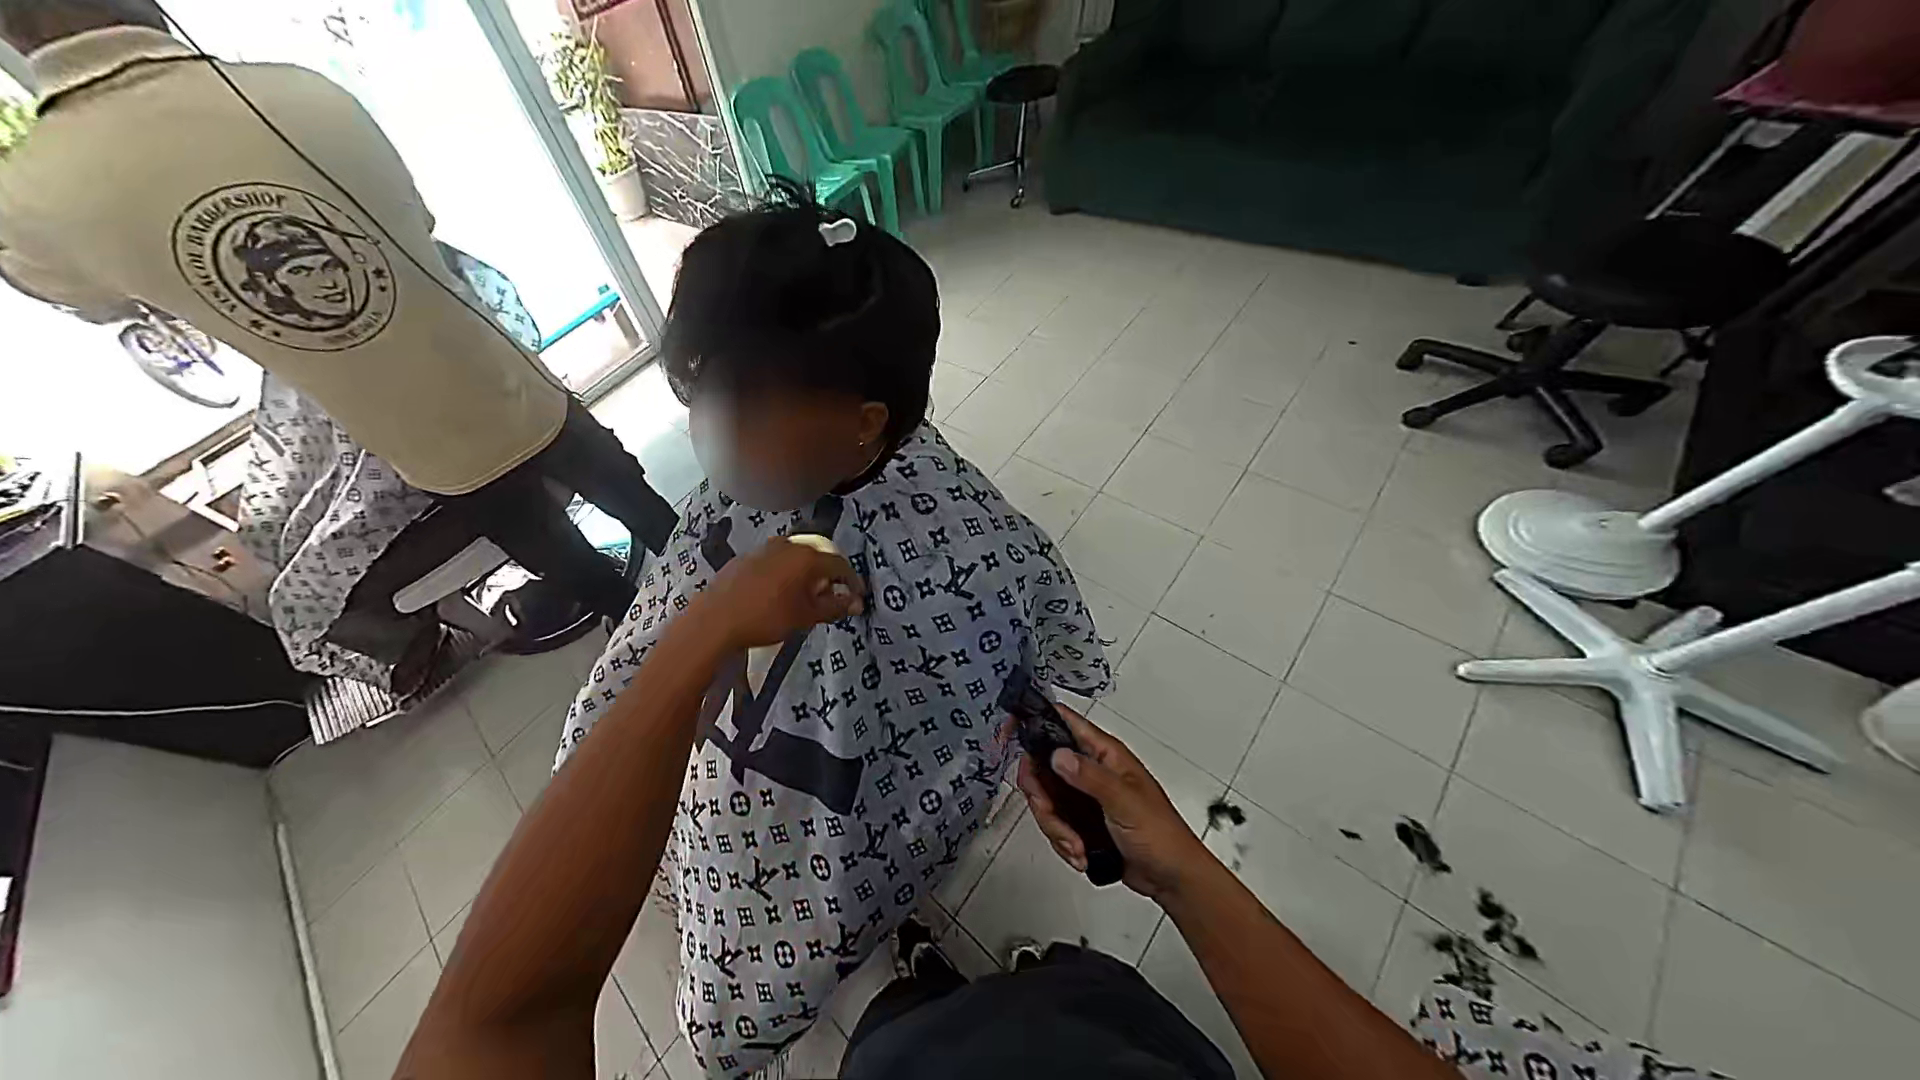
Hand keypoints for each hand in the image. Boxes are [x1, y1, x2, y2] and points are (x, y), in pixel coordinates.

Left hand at [687, 536, 865, 650]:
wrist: (715, 620)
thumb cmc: (766, 618)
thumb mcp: (806, 616)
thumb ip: (835, 607)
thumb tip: (855, 603)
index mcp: (807, 557)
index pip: (840, 565)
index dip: (852, 582)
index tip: (857, 598)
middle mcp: (788, 545)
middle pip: (818, 556)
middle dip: (828, 576)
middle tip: (830, 598)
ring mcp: (764, 549)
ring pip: (795, 557)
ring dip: (805, 574)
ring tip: (804, 597)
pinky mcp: (745, 558)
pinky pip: (775, 561)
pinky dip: (785, 574)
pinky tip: (778, 594)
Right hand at [1017, 705, 1210, 900]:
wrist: (1172, 878)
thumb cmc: (1162, 835)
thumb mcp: (1125, 801)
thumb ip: (1090, 777)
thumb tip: (1058, 755)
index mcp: (1104, 753)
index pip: (1062, 721)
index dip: (1034, 720)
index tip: (1009, 731)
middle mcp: (1091, 769)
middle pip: (1043, 767)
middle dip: (1042, 796)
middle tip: (1052, 814)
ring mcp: (1084, 795)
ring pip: (1046, 799)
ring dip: (1055, 827)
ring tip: (1077, 844)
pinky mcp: (1081, 820)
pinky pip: (1055, 823)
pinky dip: (1063, 841)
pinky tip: (1082, 853)